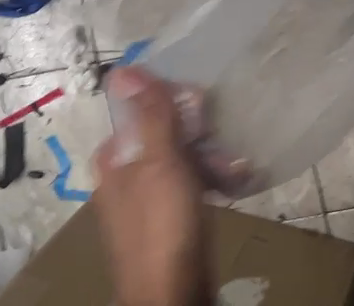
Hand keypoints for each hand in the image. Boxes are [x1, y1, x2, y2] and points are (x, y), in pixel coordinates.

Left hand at [93, 67, 215, 305]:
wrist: (174, 296)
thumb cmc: (163, 227)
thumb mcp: (160, 165)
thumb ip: (149, 117)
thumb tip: (122, 69)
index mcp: (116, 158)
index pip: (145, 106)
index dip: (176, 101)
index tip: (204, 107)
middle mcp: (127, 172)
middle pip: (168, 129)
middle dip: (202, 132)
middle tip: (223, 143)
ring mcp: (149, 195)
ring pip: (186, 153)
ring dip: (214, 155)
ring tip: (237, 168)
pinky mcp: (171, 213)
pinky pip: (195, 178)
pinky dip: (214, 176)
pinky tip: (236, 181)